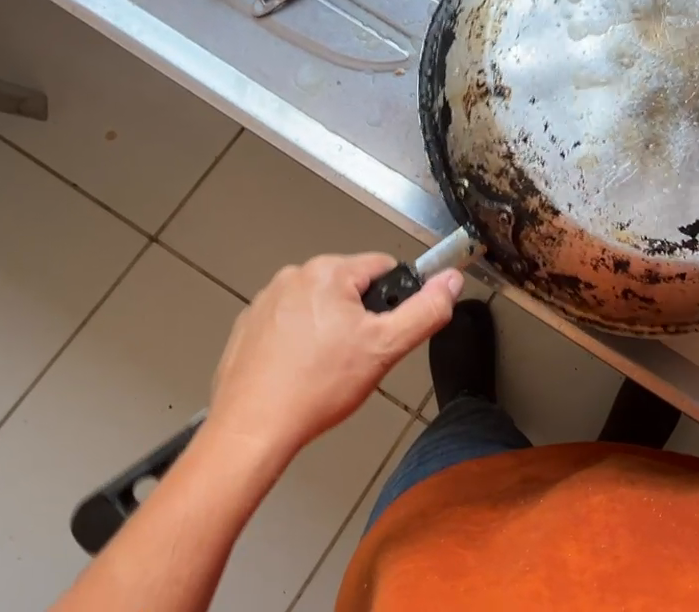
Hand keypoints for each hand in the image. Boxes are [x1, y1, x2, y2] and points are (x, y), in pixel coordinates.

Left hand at [204, 253, 460, 461]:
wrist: (251, 431)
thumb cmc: (319, 387)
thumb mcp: (386, 348)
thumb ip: (426, 310)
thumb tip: (452, 280)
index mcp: (329, 271)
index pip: (384, 267)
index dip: (394, 300)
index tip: (384, 335)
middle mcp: (293, 275)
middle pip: (350, 285)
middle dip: (360, 316)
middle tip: (357, 356)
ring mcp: (264, 300)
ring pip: (320, 304)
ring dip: (330, 327)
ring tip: (327, 369)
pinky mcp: (247, 326)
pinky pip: (289, 322)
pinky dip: (299, 341)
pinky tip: (299, 372)